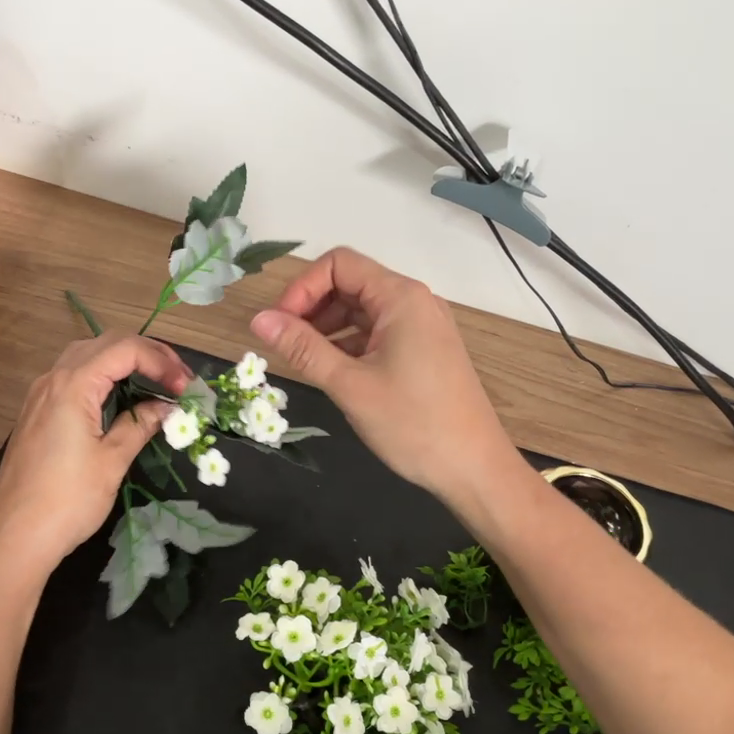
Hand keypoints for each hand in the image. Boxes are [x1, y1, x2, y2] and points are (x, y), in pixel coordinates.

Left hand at [0, 332, 191, 579]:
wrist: (15, 537)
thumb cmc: (68, 501)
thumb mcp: (112, 461)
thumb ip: (140, 424)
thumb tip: (166, 408)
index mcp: (73, 385)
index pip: (126, 349)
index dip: (162, 361)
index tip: (186, 388)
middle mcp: (53, 379)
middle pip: (106, 344)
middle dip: (147, 355)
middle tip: (178, 379)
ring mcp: (40, 394)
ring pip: (87, 356)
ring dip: (124, 362)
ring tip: (156, 383)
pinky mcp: (36, 412)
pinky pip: (73, 377)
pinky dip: (103, 377)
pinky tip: (121, 399)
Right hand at [250, 248, 520, 505]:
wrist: (474, 468)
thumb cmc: (413, 425)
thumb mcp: (349, 385)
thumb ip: (302, 348)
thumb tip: (258, 319)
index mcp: (401, 298)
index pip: (339, 264)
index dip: (301, 287)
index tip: (279, 324)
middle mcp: (415, 301)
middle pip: (350, 283)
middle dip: (311, 307)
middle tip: (284, 344)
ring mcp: (423, 326)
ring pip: (362, 309)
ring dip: (327, 327)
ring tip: (303, 360)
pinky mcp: (425, 350)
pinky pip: (378, 331)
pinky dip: (349, 343)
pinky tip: (332, 371)